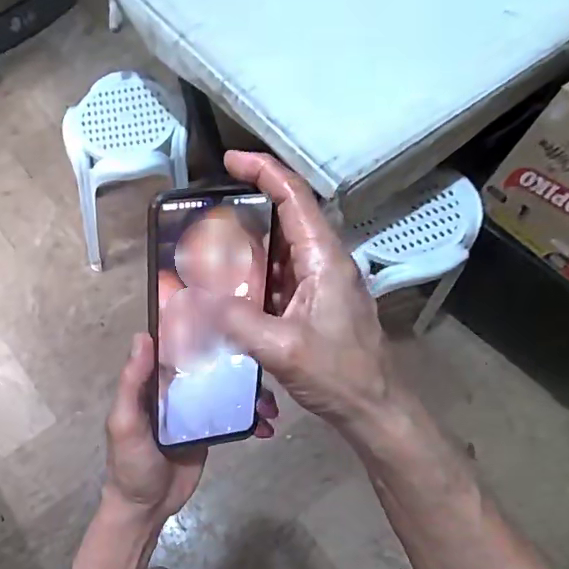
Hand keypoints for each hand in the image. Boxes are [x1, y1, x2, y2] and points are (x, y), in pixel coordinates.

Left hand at [101, 332, 279, 525]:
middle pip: (206, 366)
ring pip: (224, 390)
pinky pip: (232, 417)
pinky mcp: (210, 432)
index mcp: (151, 384)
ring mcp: (193, 411)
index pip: (174, 349)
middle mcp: (173, 391)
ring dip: (249, 391)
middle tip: (263, 360)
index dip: (195, 331)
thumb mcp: (124, 422)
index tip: (227, 315)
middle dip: (235, 362)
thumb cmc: (130, 462)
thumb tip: (143, 337)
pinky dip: (251, 418)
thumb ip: (132, 383)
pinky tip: (267, 424)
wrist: (146, 507)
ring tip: (270, 401)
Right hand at [198, 151, 397, 433]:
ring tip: (209, 239)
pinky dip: (252, 271)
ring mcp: (319, 284)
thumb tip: (195, 299)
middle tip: (208, 203)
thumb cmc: (339, 374)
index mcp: (324, 261)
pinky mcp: (312, 304)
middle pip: (288, 216)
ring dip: (248, 240)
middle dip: (250, 202)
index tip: (231, 159)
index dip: (264, 171)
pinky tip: (227, 283)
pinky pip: (278, 275)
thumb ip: (238, 321)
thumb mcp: (283, 349)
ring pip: (280, 247)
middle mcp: (324, 263)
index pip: (295, 200)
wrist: (372, 408)